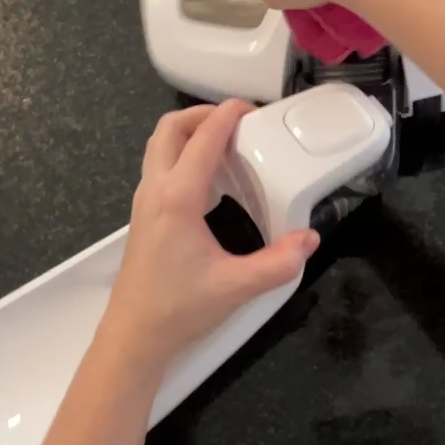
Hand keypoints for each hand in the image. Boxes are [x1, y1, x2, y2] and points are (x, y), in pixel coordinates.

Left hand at [101, 101, 320, 368]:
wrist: (134, 336)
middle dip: (202, 115)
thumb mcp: (237, 287)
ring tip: (226, 144)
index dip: (228, 115)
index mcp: (178, 197)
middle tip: (236, 122)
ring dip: (189, 133)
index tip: (251, 108)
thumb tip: (309, 240)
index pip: (204, 139)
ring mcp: (145, 202)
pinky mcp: (144, 216)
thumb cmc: (179, 309)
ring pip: (159, 146)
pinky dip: (182, 155)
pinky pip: (160, 167)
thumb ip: (279, 263)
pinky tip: (210, 180)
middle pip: (170, 129)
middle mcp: (156, 190)